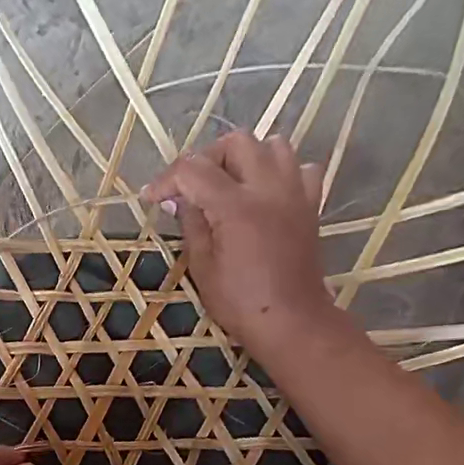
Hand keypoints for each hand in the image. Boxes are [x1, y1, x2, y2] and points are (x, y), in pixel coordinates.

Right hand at [142, 131, 335, 348]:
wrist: (291, 321)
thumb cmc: (239, 302)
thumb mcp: (202, 266)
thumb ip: (191, 223)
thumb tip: (179, 199)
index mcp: (235, 206)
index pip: (192, 170)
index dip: (166, 180)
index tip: (152, 198)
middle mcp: (267, 188)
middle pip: (235, 142)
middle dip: (207, 159)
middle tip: (193, 189)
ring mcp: (294, 193)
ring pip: (273, 145)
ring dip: (247, 158)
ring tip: (230, 184)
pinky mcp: (311, 205)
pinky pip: (300, 169)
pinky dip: (281, 173)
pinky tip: (266, 194)